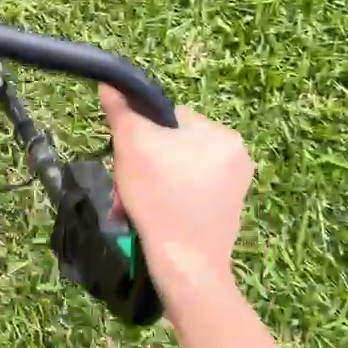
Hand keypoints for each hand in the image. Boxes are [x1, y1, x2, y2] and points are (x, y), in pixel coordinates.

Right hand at [99, 85, 253, 315]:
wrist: (184, 263)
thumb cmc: (159, 196)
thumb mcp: (130, 144)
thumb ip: (121, 111)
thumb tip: (110, 84)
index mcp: (222, 134)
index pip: (167, 118)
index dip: (140, 135)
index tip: (126, 157)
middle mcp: (237, 156)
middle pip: (171, 146)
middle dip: (143, 164)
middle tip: (126, 184)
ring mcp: (234, 186)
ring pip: (175, 169)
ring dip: (148, 182)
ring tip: (132, 204)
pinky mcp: (226, 211)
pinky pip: (187, 191)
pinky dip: (165, 199)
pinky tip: (148, 214)